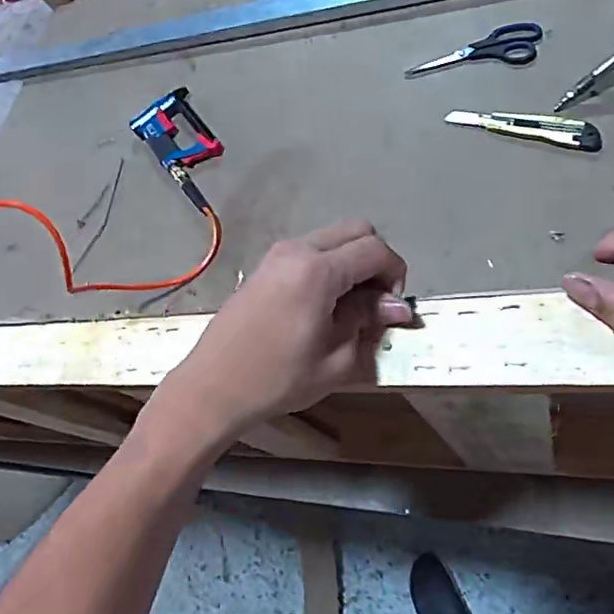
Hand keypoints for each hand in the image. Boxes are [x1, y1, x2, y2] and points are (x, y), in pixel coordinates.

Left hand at [148, 221, 413, 447]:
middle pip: (356, 230)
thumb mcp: (336, 359)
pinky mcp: (266, 264)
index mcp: (316, 269)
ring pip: (332, 238)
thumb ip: (368, 321)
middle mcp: (296, 249)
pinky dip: (329, 266)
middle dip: (376, 261)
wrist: (216, 383)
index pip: (374, 249)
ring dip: (351, 262)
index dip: (395, 274)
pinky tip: (325, 305)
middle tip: (376, 304)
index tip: (393, 308)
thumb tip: (396, 306)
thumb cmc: (278, 378)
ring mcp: (277, 253)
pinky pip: (310, 250)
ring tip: (350, 309)